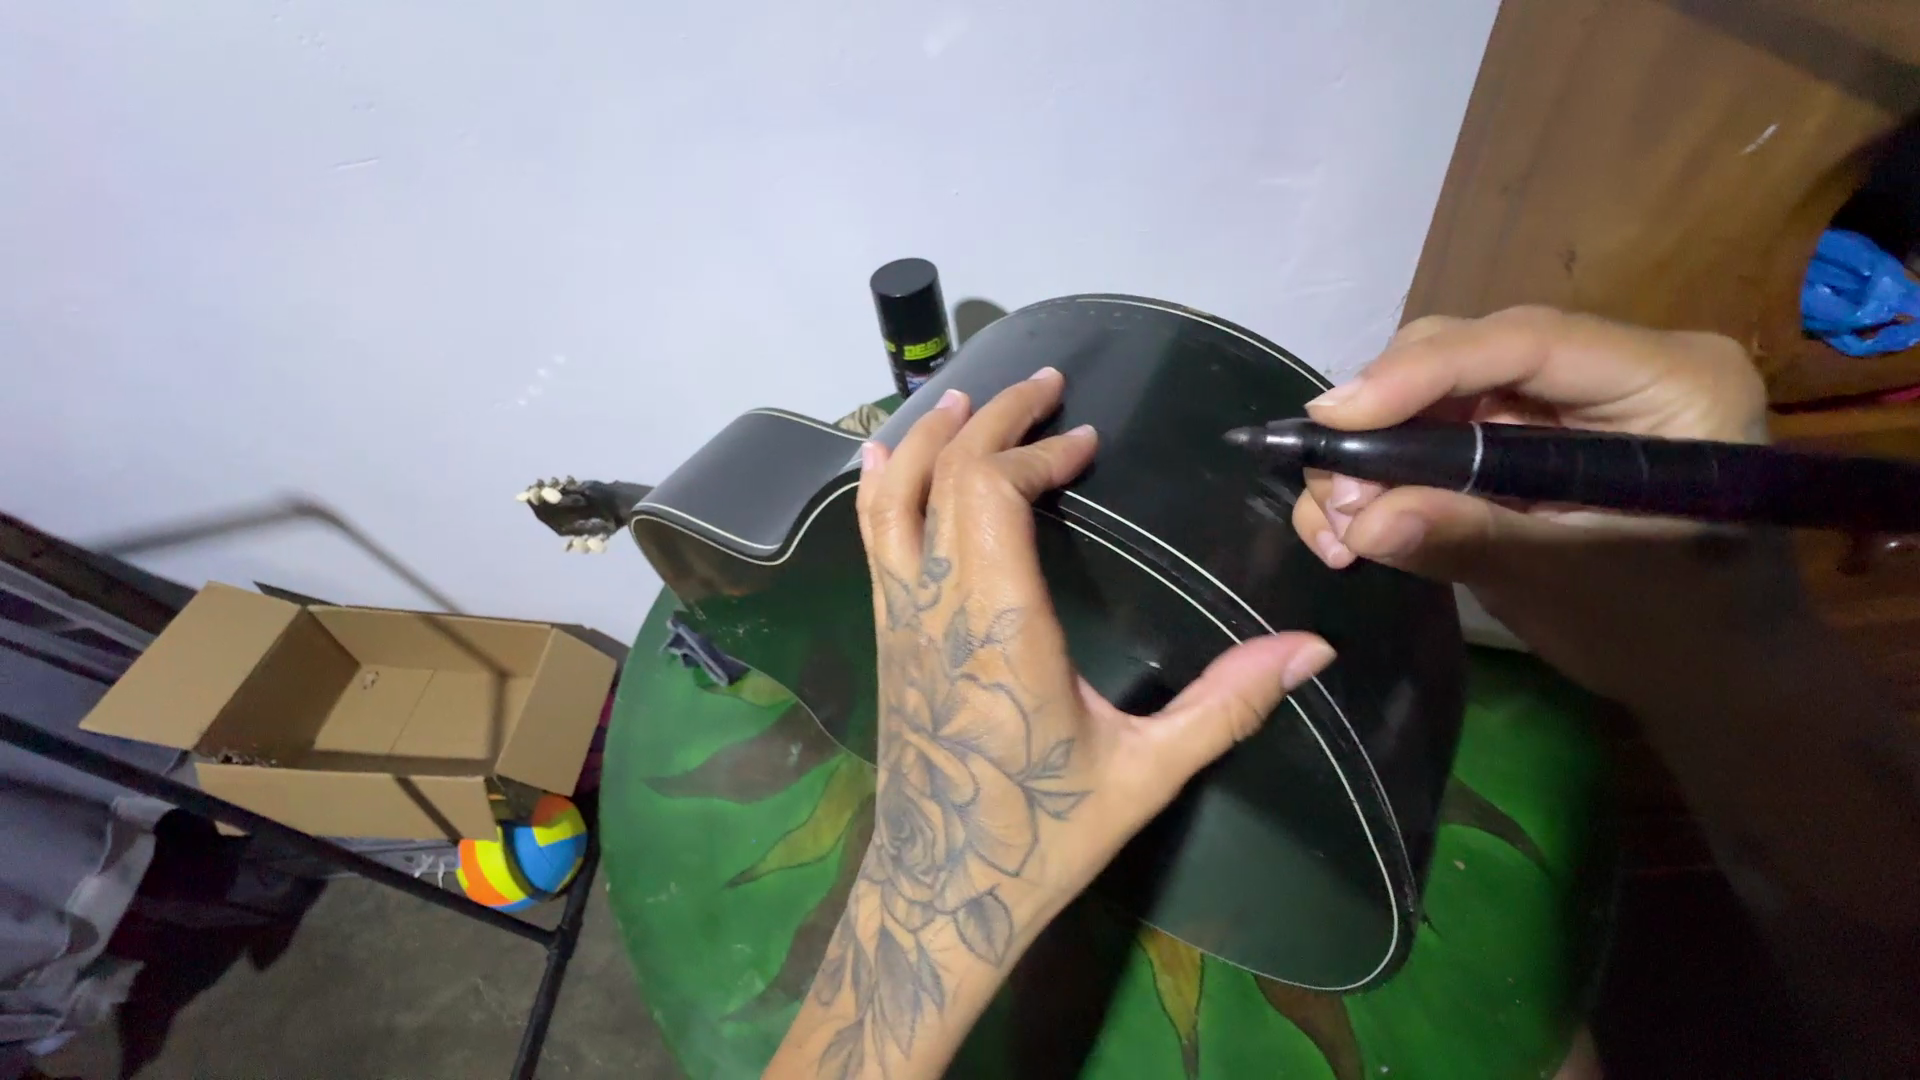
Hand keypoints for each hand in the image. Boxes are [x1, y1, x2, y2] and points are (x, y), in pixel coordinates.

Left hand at [765, 368, 1334, 1079]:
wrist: (940, 890)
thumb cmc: (1041, 835)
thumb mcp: (1143, 773)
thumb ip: (1225, 706)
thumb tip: (1313, 648)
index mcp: (1000, 626)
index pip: (992, 493)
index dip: (1035, 451)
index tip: (1083, 443)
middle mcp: (938, 606)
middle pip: (945, 476)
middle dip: (993, 420)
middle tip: (1042, 386)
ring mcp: (899, 617)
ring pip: (891, 500)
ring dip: (928, 438)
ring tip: (967, 399)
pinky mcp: (885, 634)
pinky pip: (871, 541)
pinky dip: (880, 486)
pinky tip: (885, 458)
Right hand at [1290, 306, 1780, 699]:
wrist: (1700, 669)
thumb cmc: (1672, 625)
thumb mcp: (1571, 583)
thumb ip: (1471, 539)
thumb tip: (1361, 522)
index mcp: (1664, 381)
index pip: (1525, 344)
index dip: (1418, 374)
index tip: (1332, 420)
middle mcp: (1595, 373)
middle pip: (1456, 358)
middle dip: (1378, 423)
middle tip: (1336, 498)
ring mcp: (1541, 406)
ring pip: (1419, 399)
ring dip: (1360, 461)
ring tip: (1337, 529)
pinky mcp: (1500, 442)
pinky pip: (1413, 442)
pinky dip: (1367, 484)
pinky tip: (1345, 533)